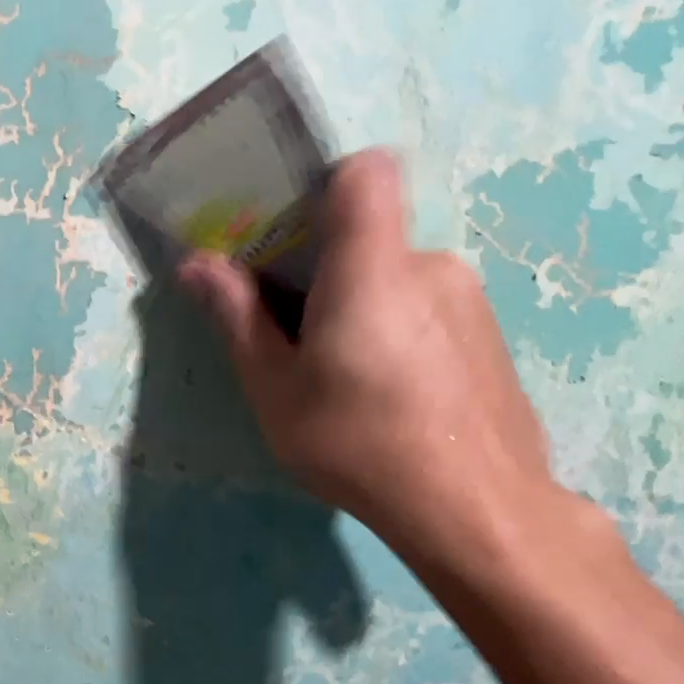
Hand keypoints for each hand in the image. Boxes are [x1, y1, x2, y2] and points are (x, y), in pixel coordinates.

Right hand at [178, 150, 564, 552]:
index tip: (281, 233)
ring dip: (352, 304)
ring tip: (332, 374)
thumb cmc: (356, 442)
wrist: (478, 511)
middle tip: (284, 333)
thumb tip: (195, 261)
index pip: (364, 173)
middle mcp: (428, 265)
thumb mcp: (272, 385)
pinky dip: (388, 328)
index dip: (320, 184)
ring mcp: (467, 299)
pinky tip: (380, 392)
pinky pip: (421, 305)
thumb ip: (235, 315)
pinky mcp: (487, 333)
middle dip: (316, 269)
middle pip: (363, 236)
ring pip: (390, 276)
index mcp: (371, 268)